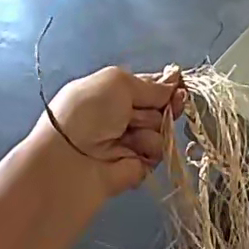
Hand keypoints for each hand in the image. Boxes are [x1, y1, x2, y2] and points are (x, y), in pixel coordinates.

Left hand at [30, 66, 186, 195]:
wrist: (69, 159)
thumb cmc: (86, 113)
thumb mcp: (117, 83)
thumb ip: (150, 84)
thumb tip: (175, 82)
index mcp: (114, 92)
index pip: (151, 86)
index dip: (167, 85)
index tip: (179, 84)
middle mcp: (123, 115)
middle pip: (162, 107)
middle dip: (165, 105)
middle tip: (147, 109)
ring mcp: (131, 142)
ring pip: (163, 129)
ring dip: (151, 128)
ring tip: (127, 133)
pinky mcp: (137, 166)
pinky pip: (158, 153)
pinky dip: (149, 149)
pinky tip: (131, 150)